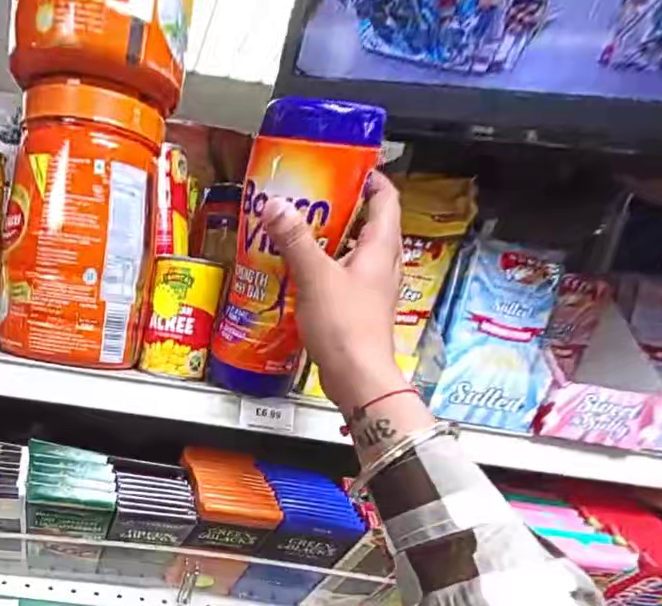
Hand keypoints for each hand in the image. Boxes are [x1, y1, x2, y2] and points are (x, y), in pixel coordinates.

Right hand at [261, 172, 407, 412]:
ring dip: (335, 246)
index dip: (370, 180)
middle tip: (315, 204)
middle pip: (371, 227)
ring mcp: (375, 293)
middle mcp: (384, 267)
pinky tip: (306, 279)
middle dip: (345, 212)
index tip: (347, 170)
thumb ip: (295, 240)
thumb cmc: (345, 327)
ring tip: (305, 238)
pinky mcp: (361, 314)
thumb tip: (276, 206)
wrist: (357, 378)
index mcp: (381, 249)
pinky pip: (348, 283)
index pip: (386, 199)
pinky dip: (330, 275)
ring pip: (358, 257)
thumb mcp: (315, 277)